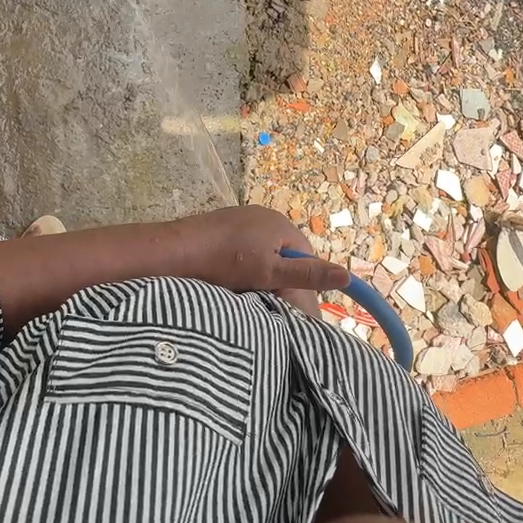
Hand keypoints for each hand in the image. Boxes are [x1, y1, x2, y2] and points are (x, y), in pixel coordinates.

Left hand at [169, 206, 349, 293]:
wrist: (174, 251)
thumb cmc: (224, 261)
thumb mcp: (270, 273)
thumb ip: (307, 274)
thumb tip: (347, 276)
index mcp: (281, 225)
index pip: (307, 258)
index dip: (302, 284)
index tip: (291, 306)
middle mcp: (265, 217)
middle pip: (285, 256)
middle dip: (280, 280)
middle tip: (267, 303)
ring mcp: (243, 220)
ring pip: (264, 255)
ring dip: (260, 275)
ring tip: (247, 294)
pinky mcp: (224, 227)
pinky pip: (244, 250)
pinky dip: (241, 267)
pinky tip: (230, 281)